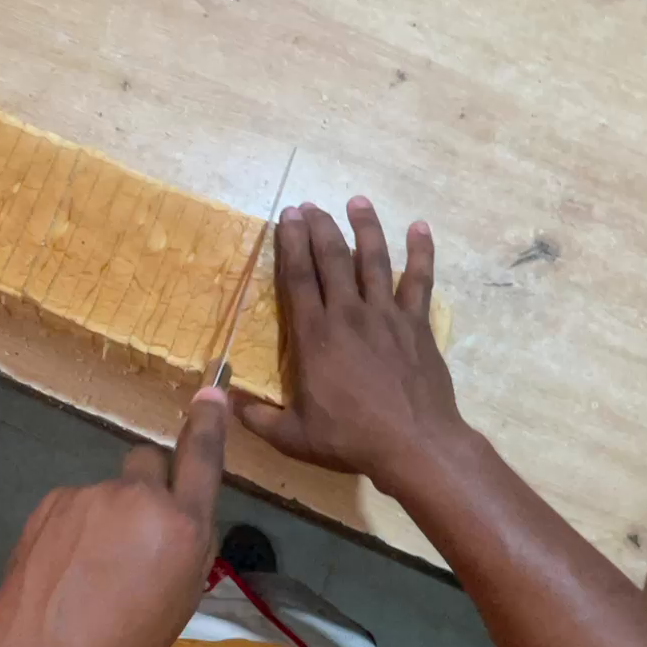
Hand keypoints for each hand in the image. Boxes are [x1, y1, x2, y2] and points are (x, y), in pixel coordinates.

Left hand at [0, 388, 228, 646]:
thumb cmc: (124, 643)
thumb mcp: (182, 600)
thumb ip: (189, 547)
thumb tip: (181, 518)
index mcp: (182, 527)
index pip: (202, 460)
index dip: (209, 425)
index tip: (211, 395)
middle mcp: (139, 498)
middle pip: (149, 463)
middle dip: (147, 487)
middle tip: (133, 534)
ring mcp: (91, 494)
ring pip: (108, 492)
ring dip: (106, 516)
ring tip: (87, 569)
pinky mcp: (53, 499)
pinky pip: (75, 504)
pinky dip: (73, 527)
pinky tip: (62, 566)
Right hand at [237, 198, 465, 494]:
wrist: (414, 445)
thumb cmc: (349, 439)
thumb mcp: (292, 436)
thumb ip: (257, 418)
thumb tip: (225, 404)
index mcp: (315, 336)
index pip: (298, 278)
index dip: (290, 244)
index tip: (287, 217)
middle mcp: (348, 314)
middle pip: (332, 259)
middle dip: (319, 228)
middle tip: (310, 205)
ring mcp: (386, 316)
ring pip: (375, 260)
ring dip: (365, 228)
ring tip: (356, 201)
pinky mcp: (417, 325)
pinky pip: (420, 281)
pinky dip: (421, 253)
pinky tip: (420, 228)